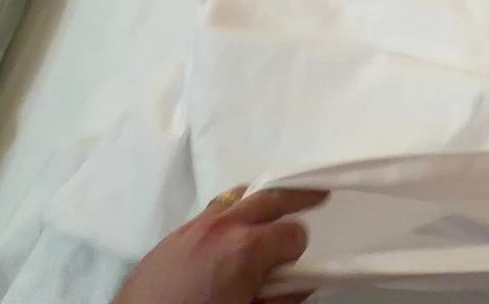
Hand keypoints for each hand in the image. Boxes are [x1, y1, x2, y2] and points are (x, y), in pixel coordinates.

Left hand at [111, 185, 327, 303]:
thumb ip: (281, 301)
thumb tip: (302, 284)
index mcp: (245, 249)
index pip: (292, 234)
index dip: (298, 250)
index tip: (295, 265)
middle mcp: (222, 227)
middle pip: (272, 197)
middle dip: (298, 197)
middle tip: (318, 195)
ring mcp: (193, 229)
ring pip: (239, 196)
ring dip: (261, 200)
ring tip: (274, 206)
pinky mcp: (170, 239)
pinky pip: (211, 212)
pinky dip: (230, 213)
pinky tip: (232, 231)